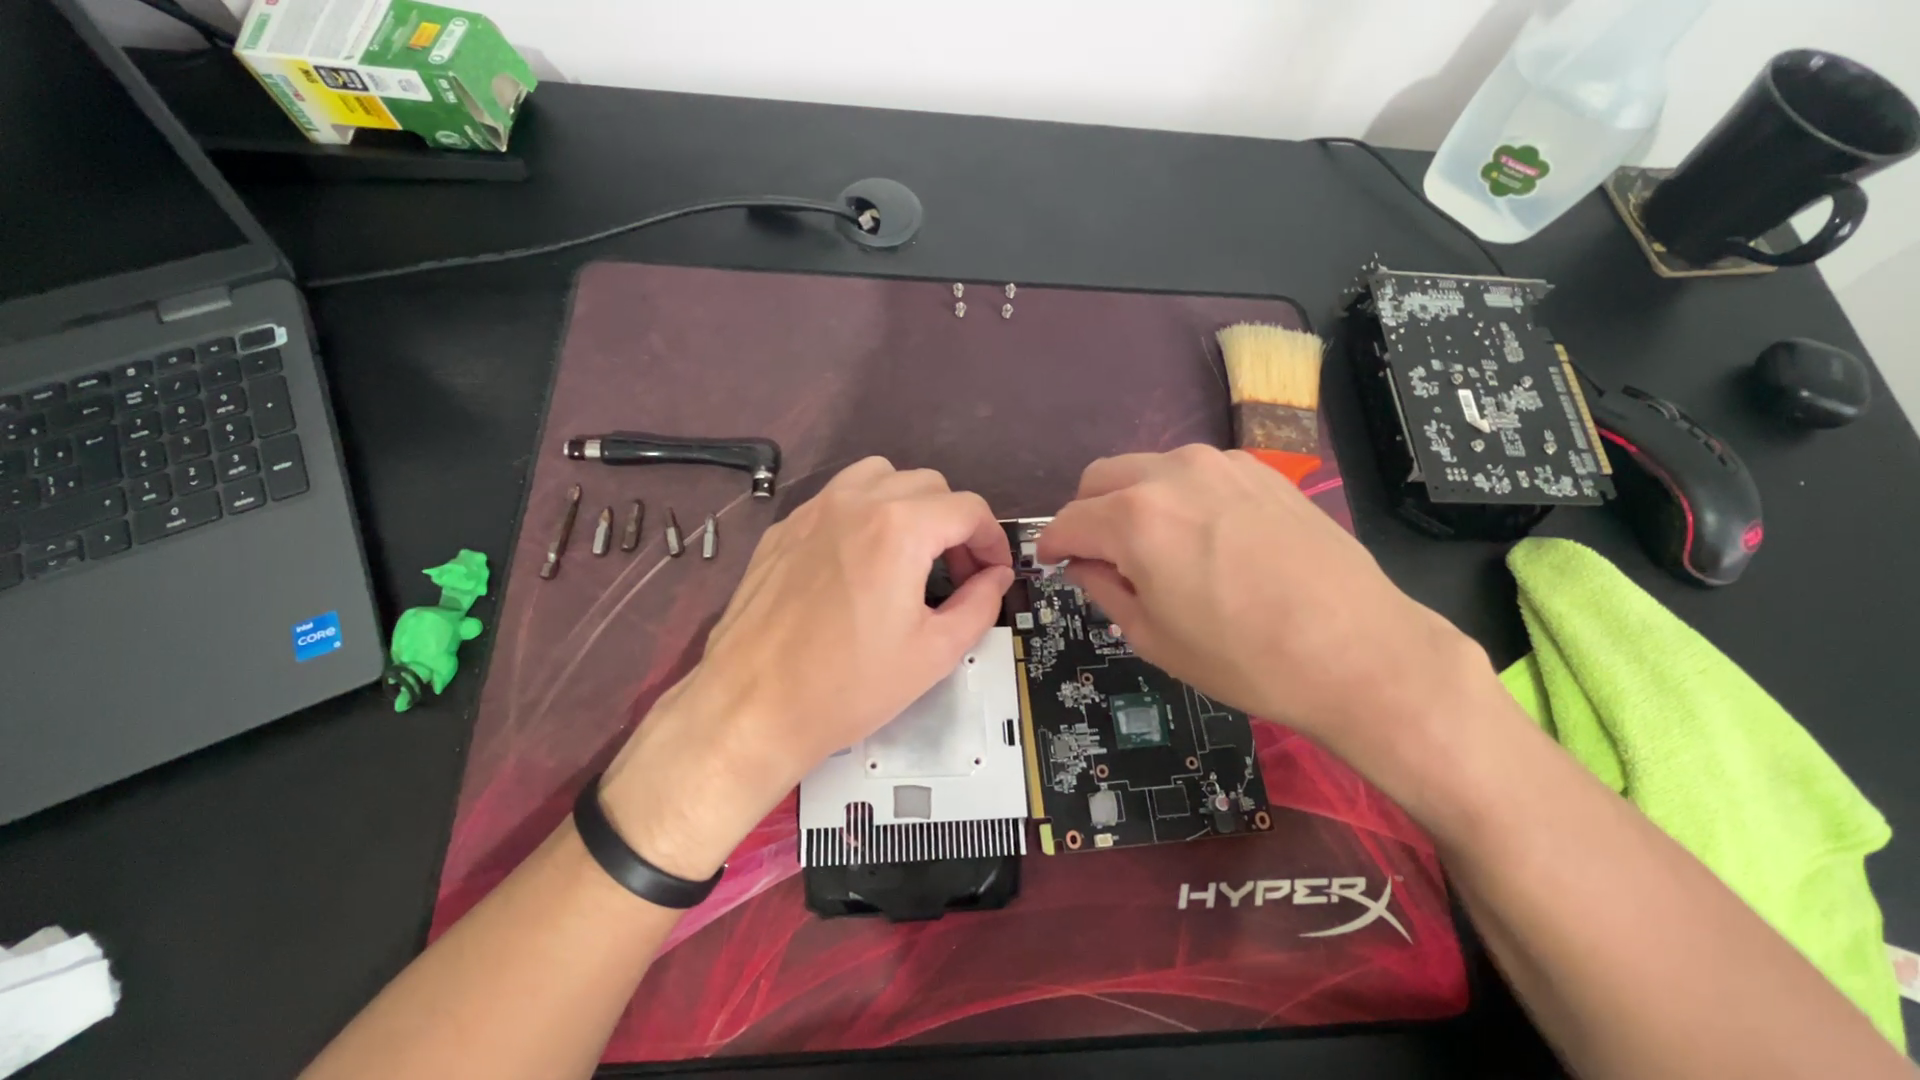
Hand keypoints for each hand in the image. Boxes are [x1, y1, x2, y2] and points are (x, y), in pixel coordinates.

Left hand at [599, 458, 1013, 879]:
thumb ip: (979, 605)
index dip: (993, 540)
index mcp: (899, 527)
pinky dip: (863, 514)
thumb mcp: (935, 653)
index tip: (994, 573)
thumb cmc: (848, 686)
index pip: (968, 508)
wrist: (752, 706)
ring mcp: (811, 511)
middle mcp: (855, 502)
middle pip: (928, 485)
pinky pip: (836, 500)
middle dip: (955, 523)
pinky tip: (859, 563)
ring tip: (911, 554)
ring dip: (908, 505)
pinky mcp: (782, 530)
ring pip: (878, 477)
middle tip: (958, 573)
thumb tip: (995, 578)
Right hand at [1036, 445, 1487, 757]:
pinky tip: (1206, 538)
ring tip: (1157, 549)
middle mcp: (1173, 474)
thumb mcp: (1154, 638)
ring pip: (1149, 468)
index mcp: (1135, 519)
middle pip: (1101, 478)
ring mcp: (1222, 465)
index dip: (1052, 546)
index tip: (1054, 564)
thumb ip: (1105, 589)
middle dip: (1087, 514)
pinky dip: (1180, 496)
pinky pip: (1196, 473)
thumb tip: (1083, 564)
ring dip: (1134, 500)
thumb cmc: (1245, 659)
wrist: (1358, 650)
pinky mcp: (1261, 471)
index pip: (1068, 521)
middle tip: (1100, 557)